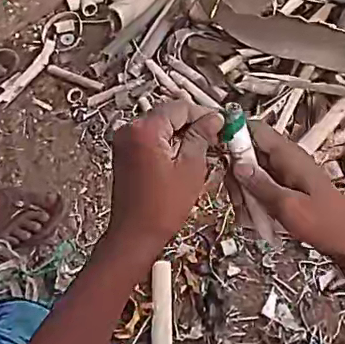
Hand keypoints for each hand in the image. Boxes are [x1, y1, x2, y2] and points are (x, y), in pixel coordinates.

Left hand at [108, 101, 222, 250]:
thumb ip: (201, 137)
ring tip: (203, 148)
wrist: (135, 235)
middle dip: (193, 123)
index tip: (220, 122)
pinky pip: (151, 138)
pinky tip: (185, 156)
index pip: (179, 107)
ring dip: (182, 133)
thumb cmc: (160, 209)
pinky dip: (169, 142)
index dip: (203, 114)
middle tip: (215, 135)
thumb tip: (213, 119)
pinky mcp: (125, 153)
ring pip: (161, 125)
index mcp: (145, 130)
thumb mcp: (191, 168)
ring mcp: (124, 141)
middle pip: (168, 114)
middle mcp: (129, 130)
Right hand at [235, 121, 344, 259]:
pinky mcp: (286, 185)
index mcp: (289, 155)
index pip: (255, 129)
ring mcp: (286, 171)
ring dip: (244, 190)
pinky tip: (256, 216)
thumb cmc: (323, 224)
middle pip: (248, 152)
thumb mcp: (288, 207)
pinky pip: (262, 184)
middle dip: (237, 174)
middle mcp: (286, 158)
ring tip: (248, 212)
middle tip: (238, 199)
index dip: (234, 135)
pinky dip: (255, 198)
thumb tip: (237, 164)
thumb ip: (261, 184)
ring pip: (252, 170)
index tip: (220, 155)